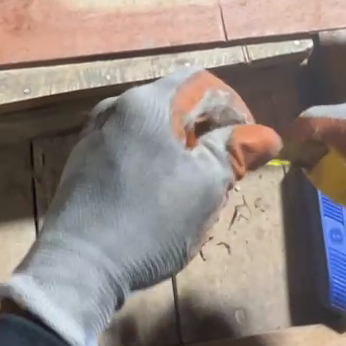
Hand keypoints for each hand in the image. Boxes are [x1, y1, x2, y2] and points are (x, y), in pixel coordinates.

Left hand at [0, 68, 281, 345]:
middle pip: (175, 103)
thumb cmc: (151, 219)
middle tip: (224, 173)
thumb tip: (266, 135)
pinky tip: (158, 197)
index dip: (233, 108)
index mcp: (147, 102)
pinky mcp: (83, 161)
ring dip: (180, 150)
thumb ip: (235, 151)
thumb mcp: (206, 186)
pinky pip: (129, 147)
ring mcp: (94, 134)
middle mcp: (116, 107)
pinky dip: (153, 161)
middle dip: (206, 132)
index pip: (201, 82)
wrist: (79, 263)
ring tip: (194, 189)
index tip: (247, 145)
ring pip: (152, 128)